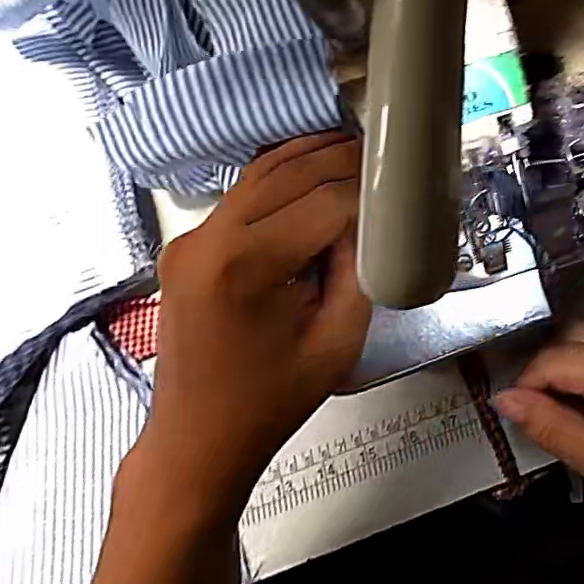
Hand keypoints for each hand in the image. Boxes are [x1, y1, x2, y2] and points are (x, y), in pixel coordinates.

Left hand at [135, 132, 371, 507]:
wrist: (198, 438)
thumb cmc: (270, 400)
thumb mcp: (339, 338)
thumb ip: (361, 269)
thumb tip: (366, 221)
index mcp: (244, 269)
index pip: (323, 203)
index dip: (366, 191)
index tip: (395, 188)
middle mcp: (207, 242)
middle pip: (291, 174)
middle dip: (343, 159)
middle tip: (382, 154)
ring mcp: (191, 238)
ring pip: (262, 170)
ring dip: (312, 154)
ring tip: (354, 146)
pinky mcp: (189, 243)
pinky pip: (244, 191)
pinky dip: (283, 171)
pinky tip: (312, 162)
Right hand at [493, 318, 583, 524]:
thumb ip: (549, 425)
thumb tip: (503, 399)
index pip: (551, 360)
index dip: (528, 388)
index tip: (524, 418)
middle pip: (563, 339)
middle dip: (546, 375)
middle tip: (550, 416)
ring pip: (578, 333)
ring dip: (564, 365)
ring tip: (575, 407)